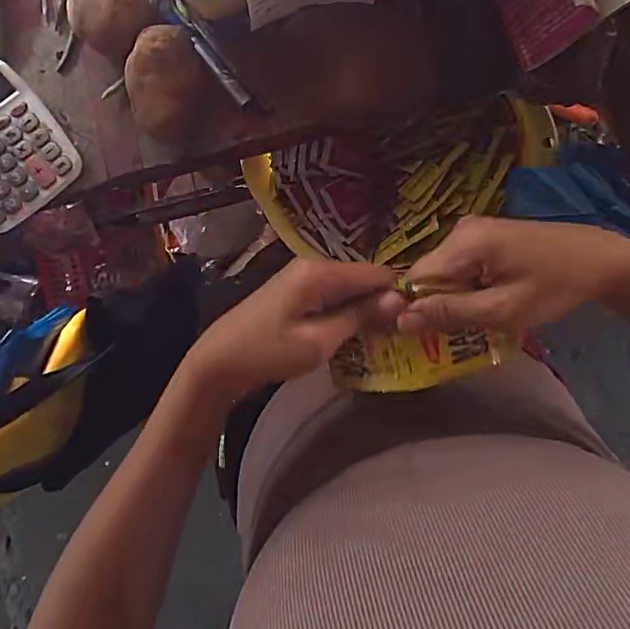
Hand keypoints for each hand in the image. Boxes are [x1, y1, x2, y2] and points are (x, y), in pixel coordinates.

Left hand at [183, 258, 406, 398]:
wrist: (216, 362)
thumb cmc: (267, 352)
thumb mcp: (318, 341)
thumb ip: (359, 317)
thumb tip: (399, 299)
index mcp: (320, 271)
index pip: (376, 272)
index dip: (398, 294)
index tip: (413, 321)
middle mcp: (313, 265)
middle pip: (363, 279)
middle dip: (382, 303)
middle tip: (400, 334)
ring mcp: (303, 278)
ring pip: (349, 289)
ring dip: (365, 311)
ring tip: (383, 337)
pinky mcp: (296, 292)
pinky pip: (333, 297)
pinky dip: (347, 313)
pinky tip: (355, 334)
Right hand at [395, 217, 629, 334]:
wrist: (601, 259)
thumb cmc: (555, 286)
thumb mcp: (504, 310)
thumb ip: (452, 314)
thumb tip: (402, 320)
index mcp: (463, 242)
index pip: (415, 278)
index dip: (414, 308)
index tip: (426, 336)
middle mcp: (461, 229)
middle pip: (429, 274)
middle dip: (438, 305)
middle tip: (461, 332)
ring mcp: (474, 230)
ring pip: (445, 272)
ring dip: (455, 298)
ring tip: (479, 318)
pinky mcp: (486, 235)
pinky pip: (461, 265)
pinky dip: (468, 287)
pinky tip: (489, 301)